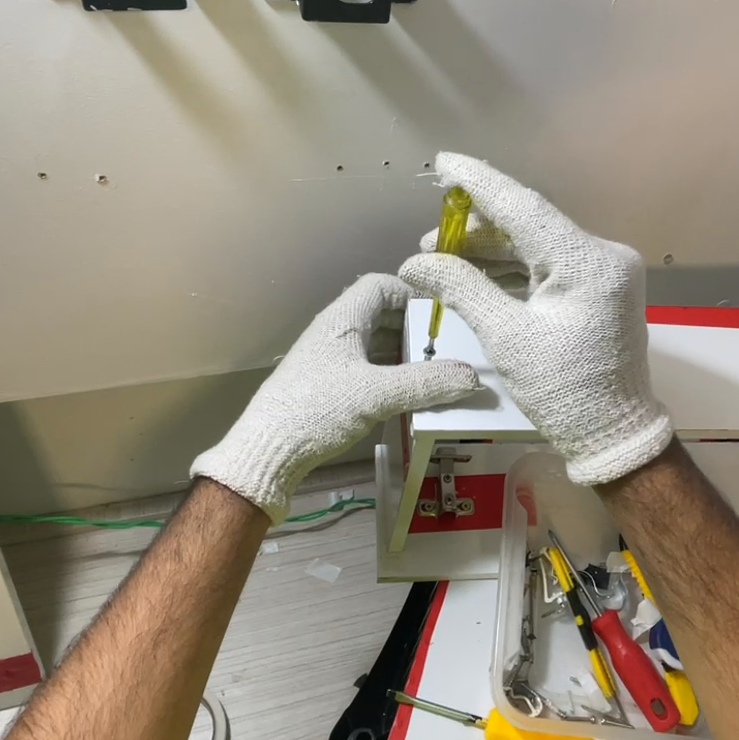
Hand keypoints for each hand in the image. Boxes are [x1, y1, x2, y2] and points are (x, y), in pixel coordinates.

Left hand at [193, 274, 480, 521]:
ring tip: (435, 374)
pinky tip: (409, 396)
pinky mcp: (328, 387)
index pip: (381, 285)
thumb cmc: (316, 410)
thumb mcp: (375, 395)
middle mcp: (335, 333)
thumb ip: (424, 384)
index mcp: (342, 320)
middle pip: (382, 315)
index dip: (413, 294)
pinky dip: (391, 376)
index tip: (443, 317)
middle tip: (447, 349)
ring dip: (405, 355)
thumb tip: (472, 376)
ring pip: (376, 345)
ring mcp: (330, 361)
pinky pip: (368, 370)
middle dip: (416, 328)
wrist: (266, 454)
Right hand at [398, 153, 672, 484]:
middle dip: (477, 227)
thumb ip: (462, 288)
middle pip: (529, 224)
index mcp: (587, 262)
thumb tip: (414, 263)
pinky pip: (548, 264)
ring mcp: (604, 270)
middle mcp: (603, 254)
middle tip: (430, 236)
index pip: (524, 207)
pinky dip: (513, 267)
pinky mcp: (599, 286)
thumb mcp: (506, 337)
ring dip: (491, 249)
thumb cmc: (562, 390)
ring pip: (537, 244)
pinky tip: (475, 270)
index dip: (479, 183)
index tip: (443, 163)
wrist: (612, 434)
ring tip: (442, 256)